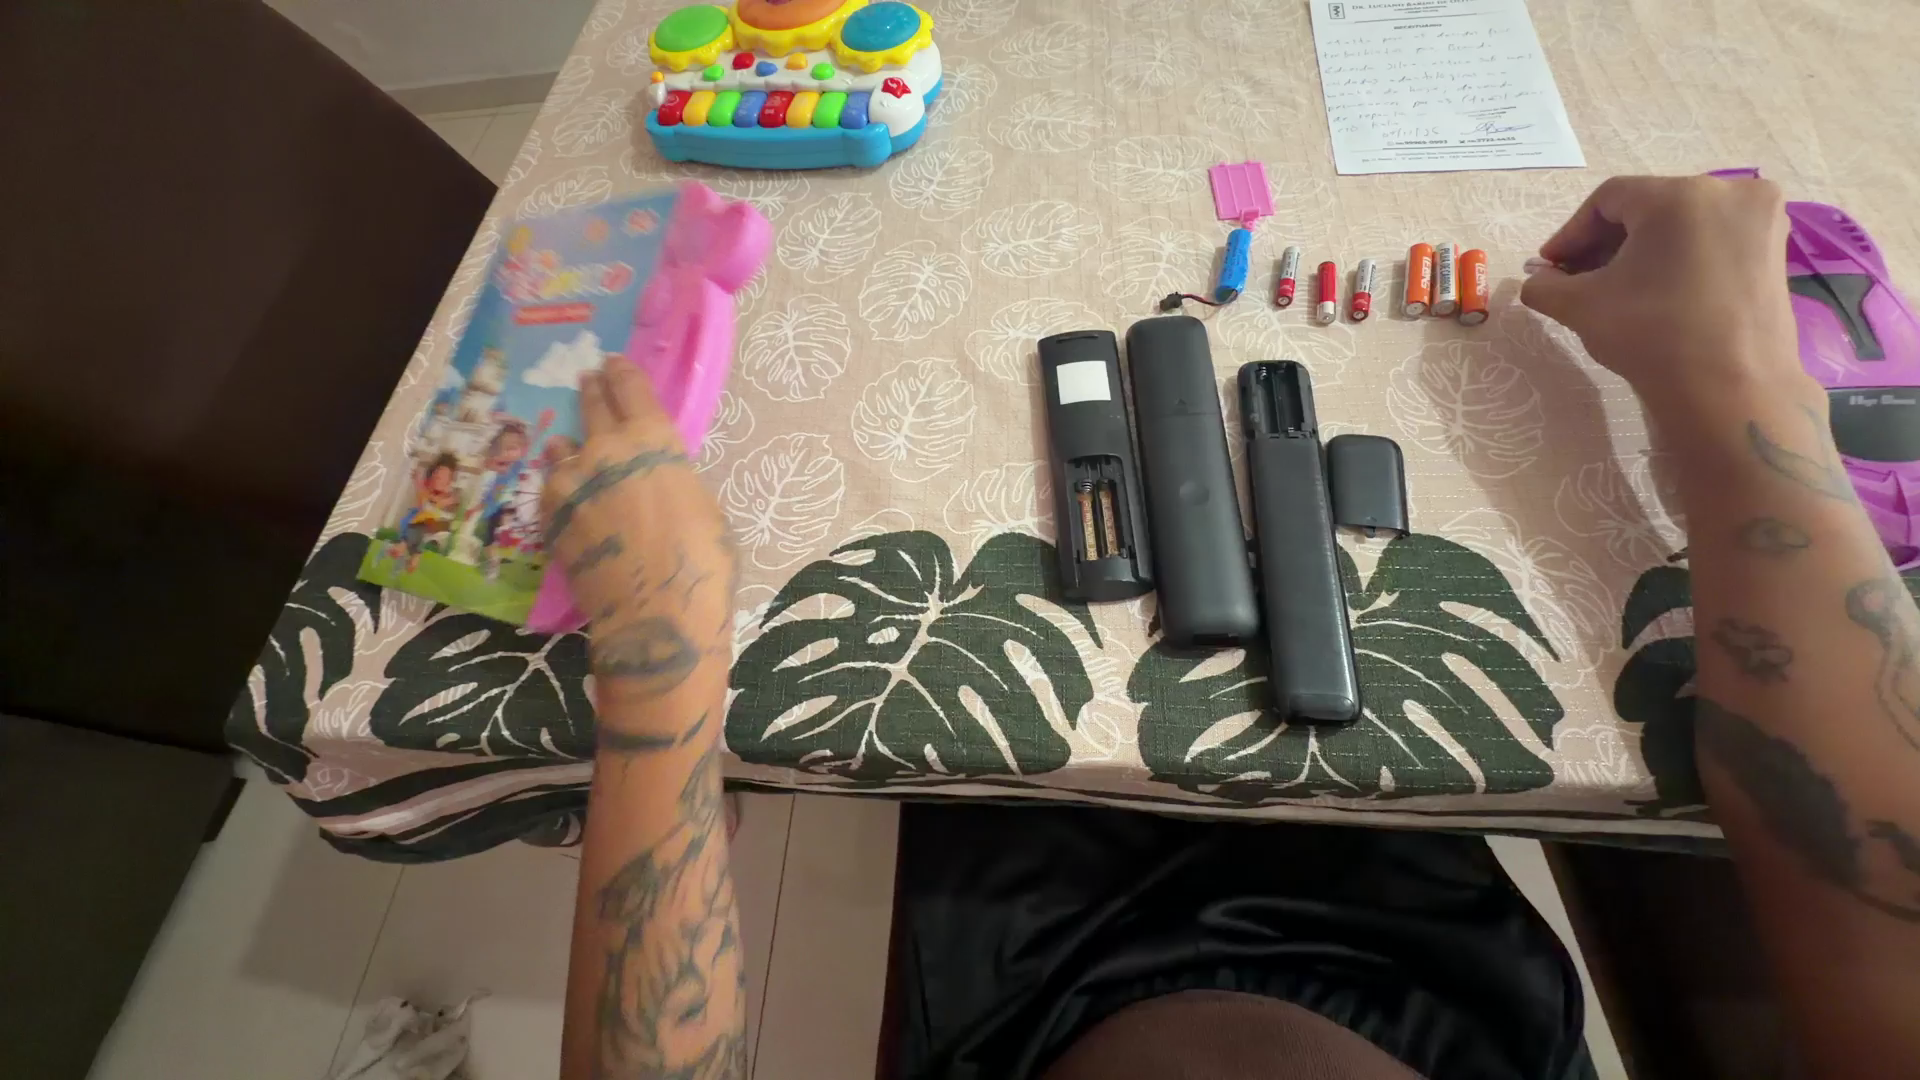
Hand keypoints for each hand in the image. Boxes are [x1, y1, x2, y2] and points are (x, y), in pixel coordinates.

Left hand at [540, 358, 734, 701]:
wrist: (657, 615)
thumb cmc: (703, 561)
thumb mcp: (703, 507)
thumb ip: (672, 479)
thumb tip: (655, 478)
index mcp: (654, 441)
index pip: (630, 388)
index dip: (621, 373)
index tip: (613, 363)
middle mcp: (606, 450)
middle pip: (592, 406)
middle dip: (592, 391)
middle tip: (588, 381)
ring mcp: (571, 483)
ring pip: (564, 450)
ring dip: (572, 446)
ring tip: (573, 448)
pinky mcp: (550, 517)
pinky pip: (552, 488)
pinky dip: (561, 484)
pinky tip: (568, 491)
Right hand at [1521, 175, 1816, 419]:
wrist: (1726, 379)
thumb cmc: (1647, 330)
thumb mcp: (1576, 305)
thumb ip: (1543, 285)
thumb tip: (1540, 280)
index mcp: (1680, 196)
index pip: (1608, 199)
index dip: (1569, 233)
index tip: (1547, 268)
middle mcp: (1730, 191)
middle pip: (1645, 206)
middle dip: (1602, 243)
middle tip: (1573, 279)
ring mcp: (1760, 217)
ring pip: (1677, 222)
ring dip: (1635, 250)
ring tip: (1610, 288)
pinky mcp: (1772, 244)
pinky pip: (1707, 236)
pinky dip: (1671, 255)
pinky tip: (1650, 289)